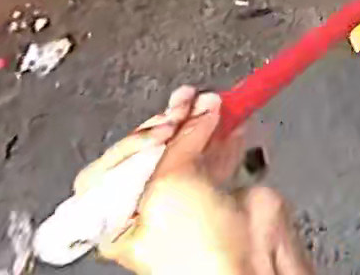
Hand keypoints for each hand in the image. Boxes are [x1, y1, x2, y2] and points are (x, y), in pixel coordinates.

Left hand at [74, 87, 311, 274]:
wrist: (244, 258)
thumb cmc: (190, 249)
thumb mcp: (169, 186)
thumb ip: (183, 141)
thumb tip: (200, 107)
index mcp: (115, 215)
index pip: (115, 164)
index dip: (139, 137)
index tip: (168, 120)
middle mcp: (148, 204)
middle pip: (154, 151)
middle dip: (173, 122)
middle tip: (188, 100)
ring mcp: (189, 193)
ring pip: (191, 146)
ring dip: (204, 120)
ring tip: (215, 100)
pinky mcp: (224, 184)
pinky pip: (222, 149)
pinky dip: (230, 130)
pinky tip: (235, 118)